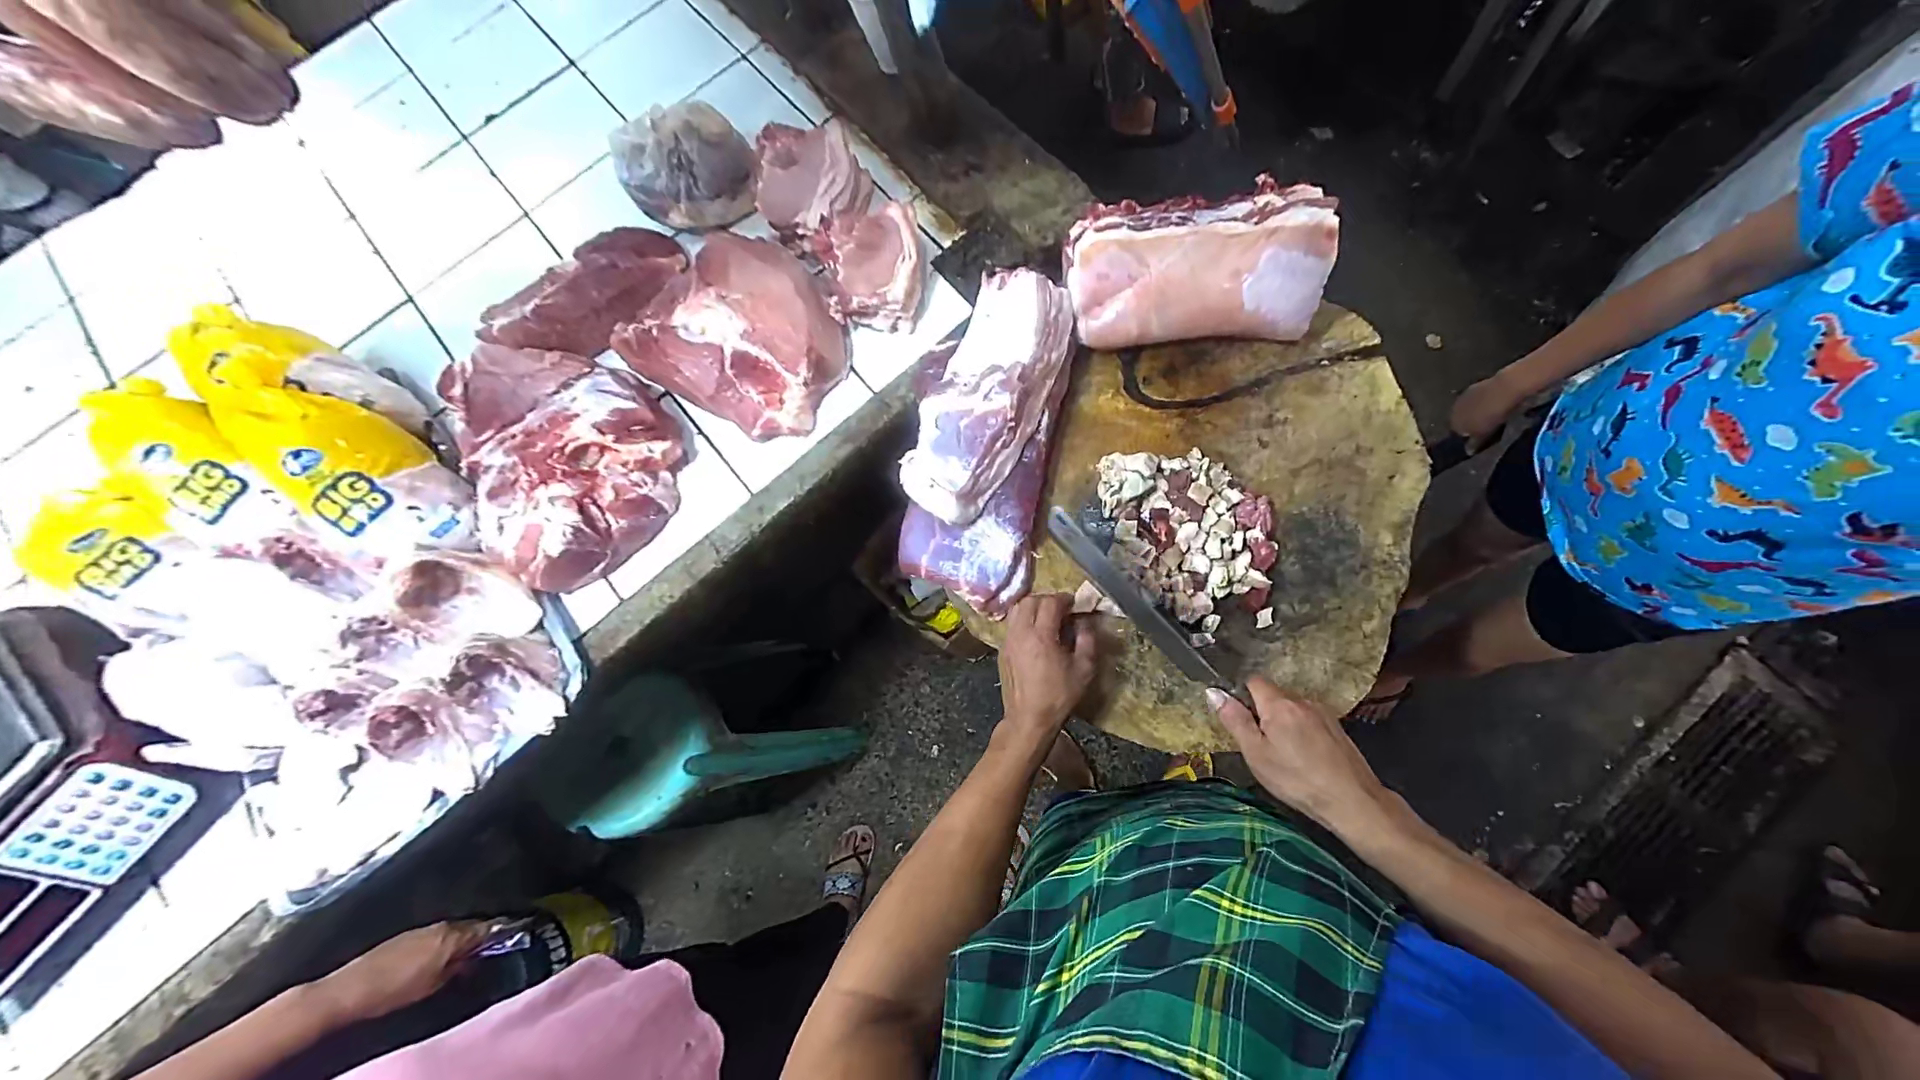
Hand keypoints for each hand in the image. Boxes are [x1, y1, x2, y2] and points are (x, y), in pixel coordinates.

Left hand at [310, 921, 491, 1023]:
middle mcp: (442, 925)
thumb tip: (476, 958)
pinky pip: (437, 933)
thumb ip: (460, 967)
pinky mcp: (407, 935)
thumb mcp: (435, 984)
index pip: (488, 927)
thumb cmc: (396, 990)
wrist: (349, 989)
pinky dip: (444, 940)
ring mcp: (423, 928)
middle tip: (490, 947)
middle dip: (482, 934)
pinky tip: (439, 953)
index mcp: (454, 935)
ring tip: (465, 952)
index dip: (502, 932)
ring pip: (454, 929)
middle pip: (472, 925)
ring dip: (462, 937)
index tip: (513, 937)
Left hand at [999, 593, 1095, 734]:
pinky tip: (1035, 633)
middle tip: (1062, 609)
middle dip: (1047, 599)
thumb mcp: (1084, 668)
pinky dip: (1023, 619)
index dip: (1064, 599)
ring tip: (1047, 617)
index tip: (1074, 604)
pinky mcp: (1002, 649)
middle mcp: (1020, 633)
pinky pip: (1011, 624)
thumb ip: (1087, 639)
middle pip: (1029, 600)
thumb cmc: (1059, 695)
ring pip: (1016, 609)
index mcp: (1040, 636)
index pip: (1050, 603)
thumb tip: (1085, 621)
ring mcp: (1008, 641)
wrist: (1029, 718)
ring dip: (1032, 607)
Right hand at [1208, 678, 1398, 836]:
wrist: (1353, 801)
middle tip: (1259, 744)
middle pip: (1273, 695)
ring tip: (1283, 754)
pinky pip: (1308, 720)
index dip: (1241, 695)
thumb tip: (1214, 692)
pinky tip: (1304, 757)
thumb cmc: (1297, 780)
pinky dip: (1301, 731)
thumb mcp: (1256, 753)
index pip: (1253, 680)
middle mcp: (1302, 701)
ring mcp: (1323, 714)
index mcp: (1279, 704)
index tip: (1239, 719)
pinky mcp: (1337, 728)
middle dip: (1262, 712)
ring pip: (1291, 709)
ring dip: (1282, 723)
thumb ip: (1235, 720)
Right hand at [1449, 374, 1523, 442]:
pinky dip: (1489, 402)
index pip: (1456, 432)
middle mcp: (1454, 408)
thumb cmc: (1490, 415)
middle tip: (1487, 427)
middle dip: (1472, 422)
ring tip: (1495, 416)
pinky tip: (1500, 405)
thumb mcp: (1482, 434)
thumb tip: (1468, 450)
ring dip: (1480, 411)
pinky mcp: (1481, 384)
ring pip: (1472, 407)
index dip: (1467, 436)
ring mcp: (1467, 394)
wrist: (1504, 389)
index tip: (1478, 439)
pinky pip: (1483, 397)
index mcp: (1452, 421)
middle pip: (1462, 417)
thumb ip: (1474, 443)